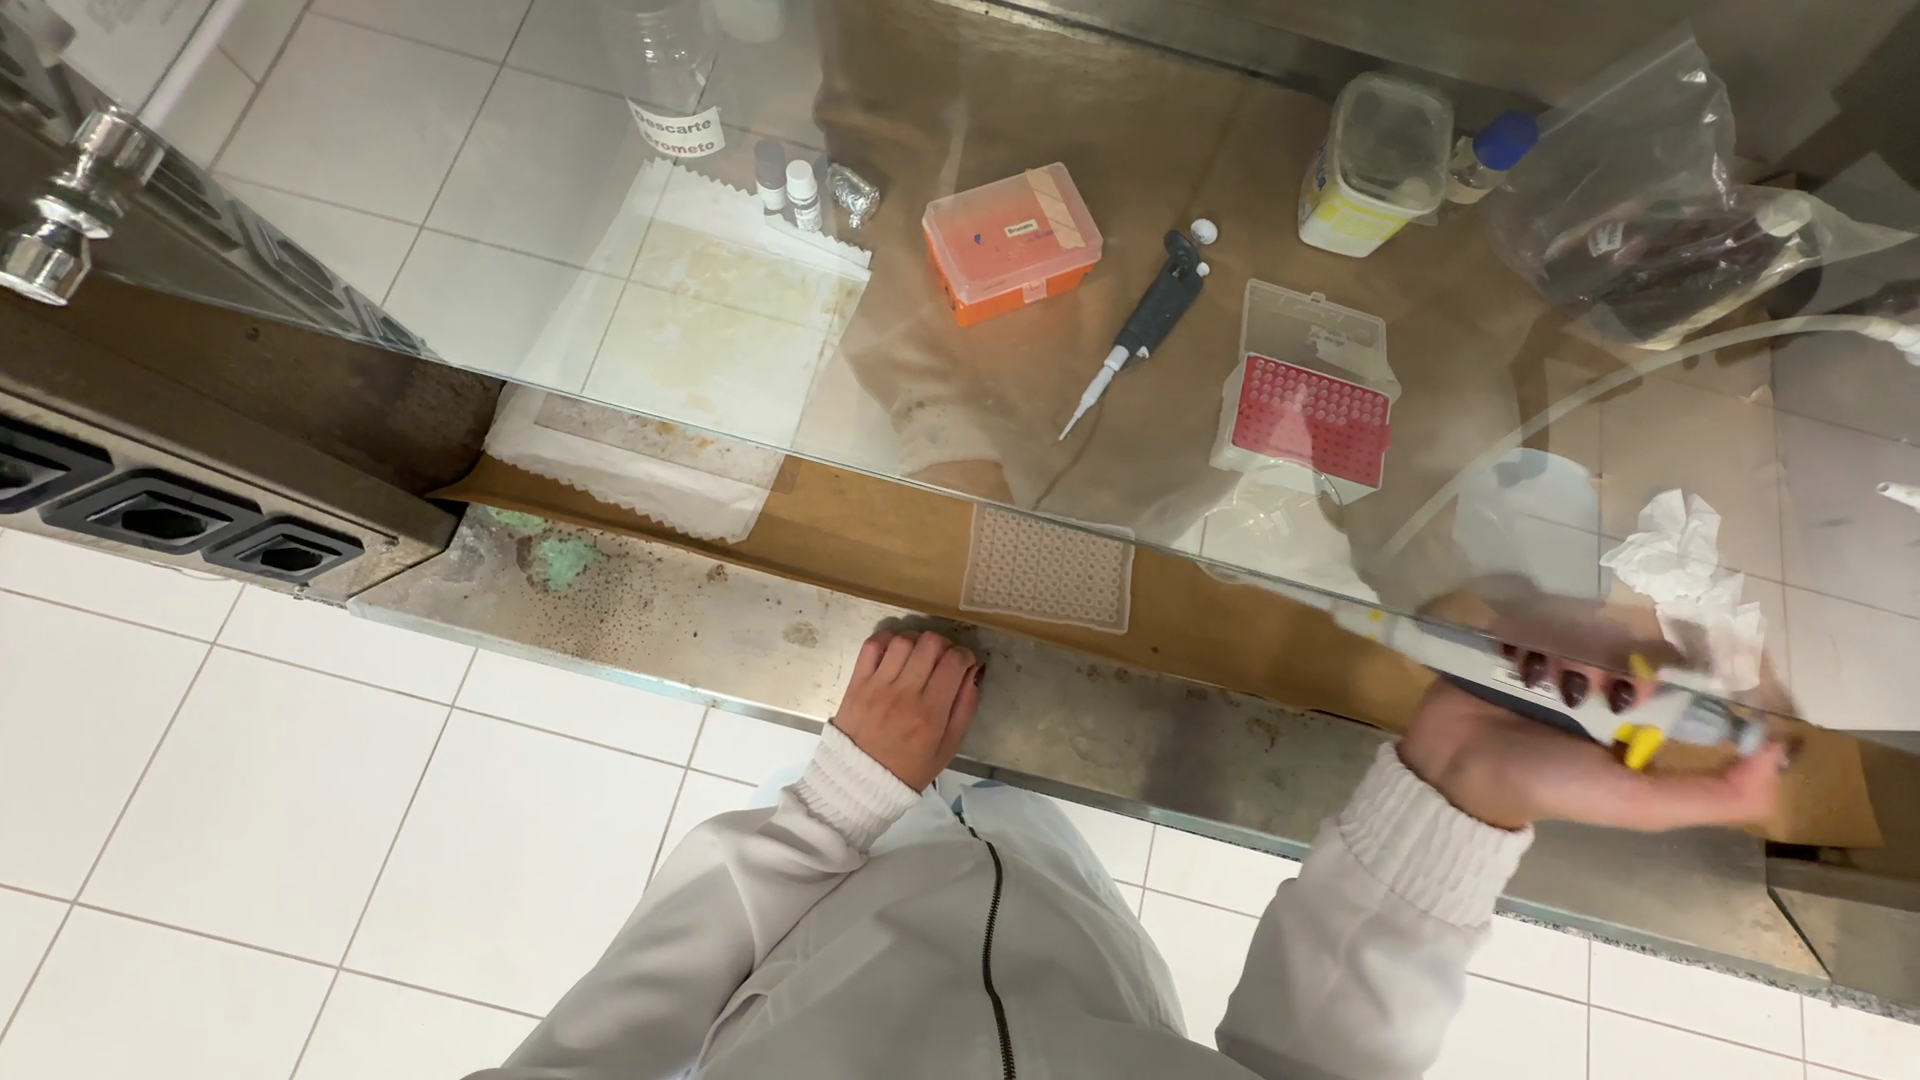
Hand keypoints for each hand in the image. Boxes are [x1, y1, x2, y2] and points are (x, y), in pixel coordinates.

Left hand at [832, 631, 983, 789]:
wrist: (859, 783)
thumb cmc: (909, 769)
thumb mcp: (948, 748)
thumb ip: (965, 708)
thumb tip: (973, 673)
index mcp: (930, 712)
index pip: (955, 661)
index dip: (966, 655)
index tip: (964, 664)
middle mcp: (905, 693)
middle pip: (931, 643)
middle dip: (944, 645)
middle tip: (942, 659)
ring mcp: (877, 685)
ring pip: (903, 640)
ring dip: (917, 641)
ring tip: (918, 656)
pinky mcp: (857, 682)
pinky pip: (872, 645)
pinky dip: (887, 639)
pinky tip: (895, 652)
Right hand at [1396, 655, 1784, 831]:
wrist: (1459, 770)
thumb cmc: (1549, 787)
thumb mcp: (1640, 804)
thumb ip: (1717, 793)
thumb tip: (1783, 748)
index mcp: (1628, 728)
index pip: (1668, 682)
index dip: (1665, 678)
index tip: (1644, 691)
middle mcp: (1591, 695)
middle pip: (1619, 651)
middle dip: (1606, 665)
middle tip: (1586, 691)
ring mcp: (1544, 673)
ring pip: (1572, 636)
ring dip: (1562, 654)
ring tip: (1539, 680)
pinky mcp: (1502, 656)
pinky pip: (1525, 626)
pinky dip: (1523, 639)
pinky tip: (1513, 663)